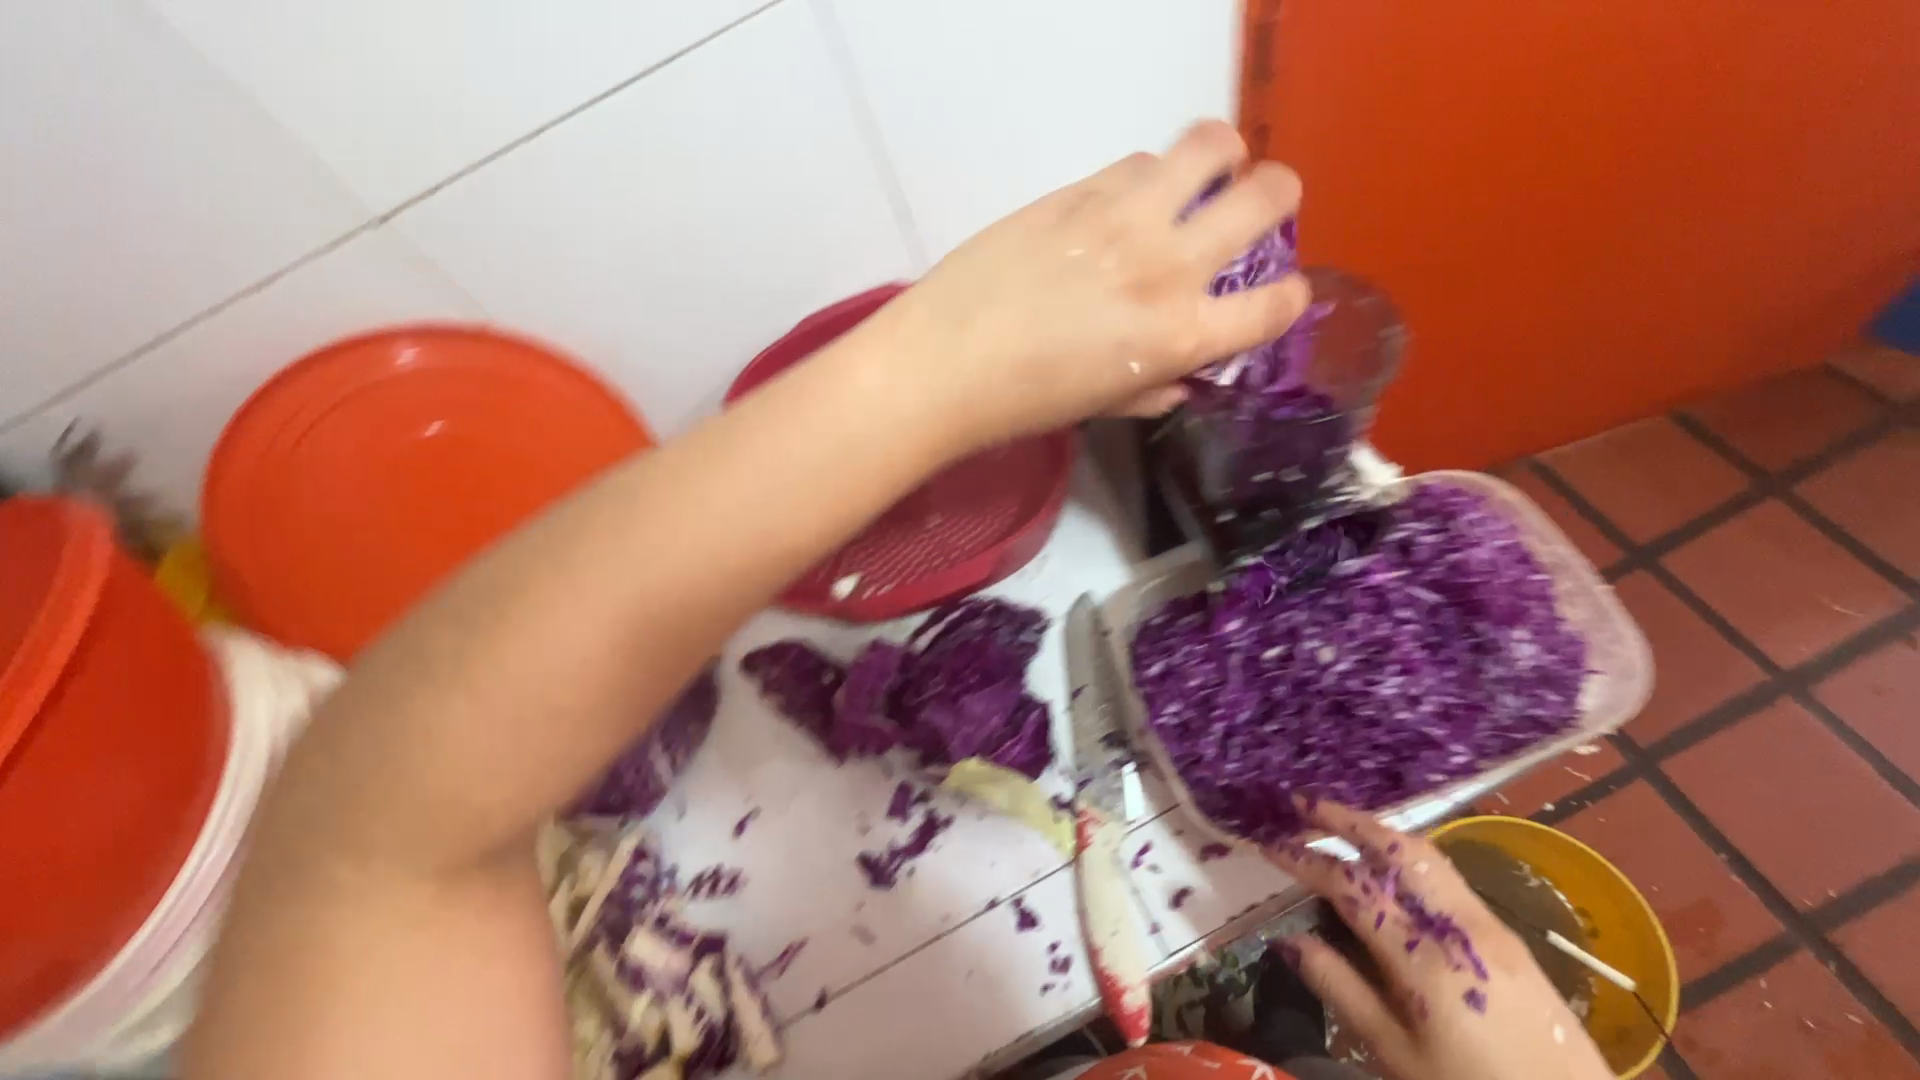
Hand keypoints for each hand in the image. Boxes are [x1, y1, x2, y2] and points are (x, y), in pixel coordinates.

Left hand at [851, 120, 1310, 451]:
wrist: (945, 362)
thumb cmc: (1023, 403)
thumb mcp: (1104, 405)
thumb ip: (1156, 384)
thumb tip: (1184, 372)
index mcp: (1180, 336)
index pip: (1278, 304)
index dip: (1289, 298)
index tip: (1273, 296)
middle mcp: (1168, 266)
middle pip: (1267, 197)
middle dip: (1277, 197)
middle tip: (1257, 208)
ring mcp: (1125, 218)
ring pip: (1210, 145)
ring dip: (1222, 157)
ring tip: (1203, 177)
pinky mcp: (1079, 191)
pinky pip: (1139, 160)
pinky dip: (1151, 174)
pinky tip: (1130, 199)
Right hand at [1267, 801, 1614, 1079]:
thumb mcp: (1396, 1054)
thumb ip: (1341, 989)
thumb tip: (1289, 940)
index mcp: (1425, 961)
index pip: (1354, 887)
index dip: (1306, 860)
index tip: (1270, 844)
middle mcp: (1459, 928)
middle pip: (1399, 851)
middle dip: (1347, 820)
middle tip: (1303, 805)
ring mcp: (1491, 927)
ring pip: (1428, 857)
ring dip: (1379, 833)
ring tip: (1338, 825)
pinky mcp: (1508, 938)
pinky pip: (1447, 878)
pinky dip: (1407, 858)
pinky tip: (1388, 869)